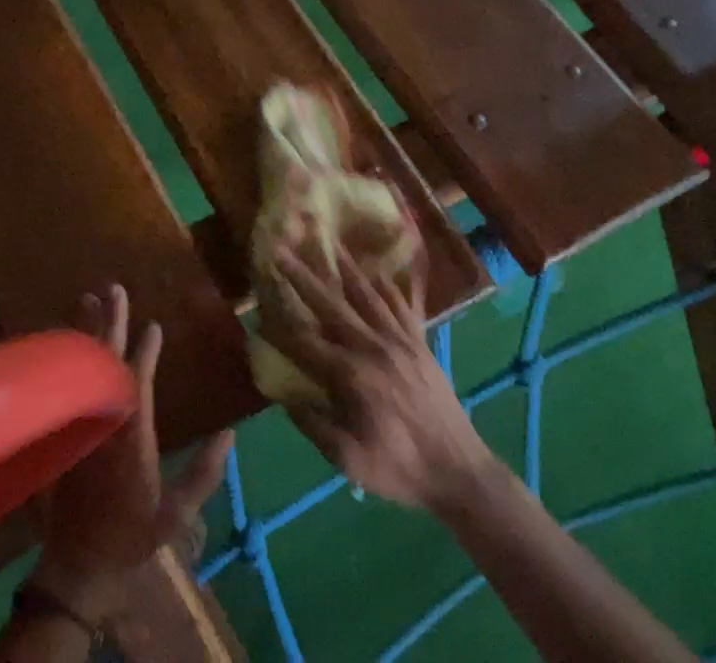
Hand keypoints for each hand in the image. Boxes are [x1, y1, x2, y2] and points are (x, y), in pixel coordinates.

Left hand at [30, 286, 233, 620]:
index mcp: (132, 440)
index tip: (154, 325)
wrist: (79, 564)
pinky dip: (66, 360)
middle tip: (112, 289)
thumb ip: (205, 473)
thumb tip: (229, 435)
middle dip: (110, 324)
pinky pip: (63, 386)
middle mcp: (101, 425)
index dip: (145, 352)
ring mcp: (77, 427)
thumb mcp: (178, 513)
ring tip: (86, 299)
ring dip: (84, 332)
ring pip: (80, 370)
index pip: (138, 383)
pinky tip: (67, 340)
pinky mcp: (60, 434)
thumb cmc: (133, 539)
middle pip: (104, 364)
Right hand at [270, 246, 499, 511]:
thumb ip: (311, 423)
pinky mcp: (420, 345)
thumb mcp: (347, 459)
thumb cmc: (399, 470)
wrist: (460, 472)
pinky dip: (387, 286)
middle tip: (280, 250)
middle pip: (331, 306)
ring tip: (328, 243)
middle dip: (302, 277)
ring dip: (344, 269)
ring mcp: (401, 343)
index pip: (303, 342)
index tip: (254, 308)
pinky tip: (377, 272)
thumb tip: (282, 393)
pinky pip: (402, 307)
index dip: (276, 326)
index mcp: (352, 377)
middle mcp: (374, 349)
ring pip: (367, 296)